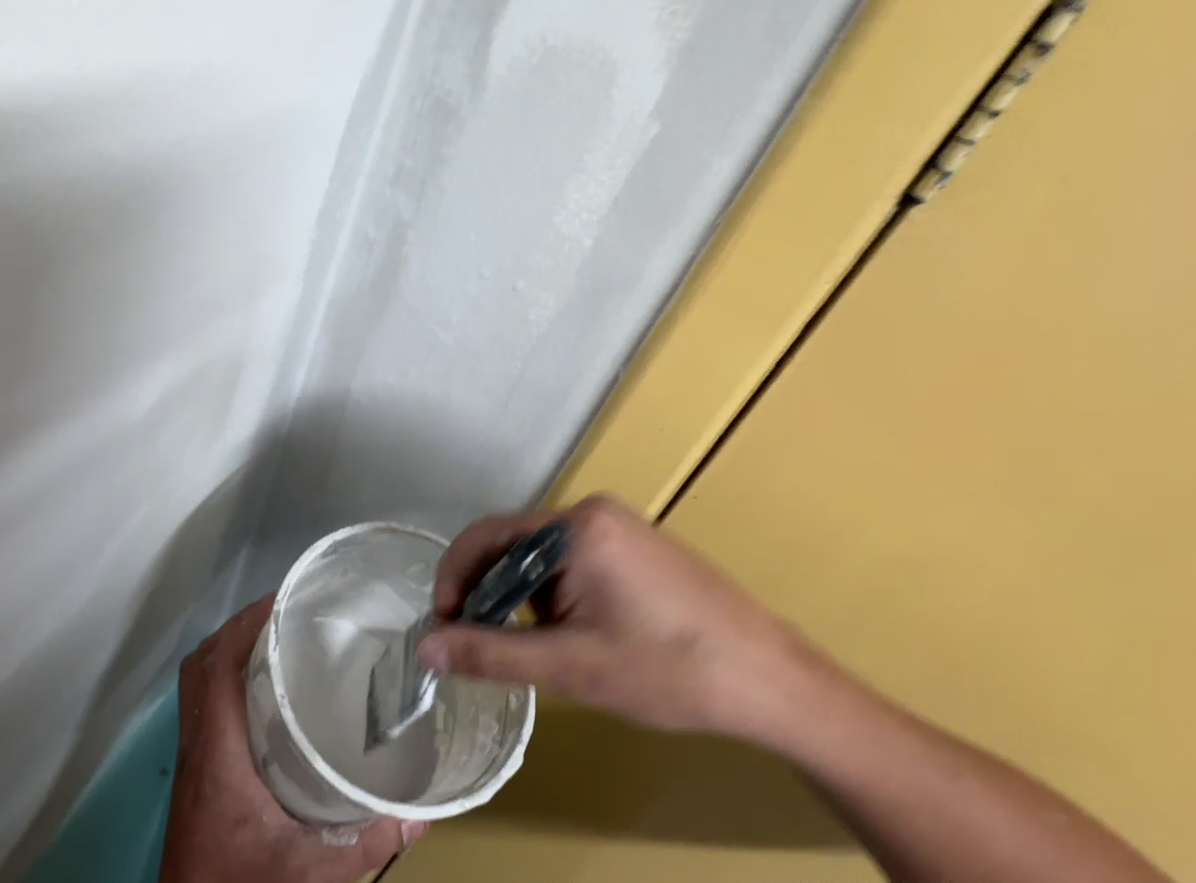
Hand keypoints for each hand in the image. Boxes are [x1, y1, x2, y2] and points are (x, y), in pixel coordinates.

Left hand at [159, 595, 424, 882]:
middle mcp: (197, 746)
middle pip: (202, 665)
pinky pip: (205, 707)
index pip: (216, 667)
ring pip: (199, 684)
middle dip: (240, 629)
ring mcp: (192, 758)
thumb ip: (368, 841)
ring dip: (231, 653)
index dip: (244, 624)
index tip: (284, 601)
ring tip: (280, 644)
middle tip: (288, 619)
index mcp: (216, 753)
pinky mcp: (198, 773)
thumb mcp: (311, 870)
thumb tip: (419, 812)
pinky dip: (229, 684)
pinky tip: (270, 697)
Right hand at [418, 494, 801, 737]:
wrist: (771, 681)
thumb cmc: (668, 670)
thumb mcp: (570, 667)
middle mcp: (594, 513)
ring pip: (542, 559)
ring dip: (524, 602)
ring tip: (541, 652)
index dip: (455, 580)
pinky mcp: (637, 547)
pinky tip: (574, 638)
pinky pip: (572, 562)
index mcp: (576, 528)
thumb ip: (490, 654)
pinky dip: (555, 597)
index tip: (444, 628)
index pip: (487, 537)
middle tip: (484, 648)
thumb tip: (424, 646)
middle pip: (513, 547)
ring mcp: (620, 527)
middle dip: (490, 596)